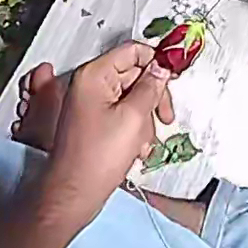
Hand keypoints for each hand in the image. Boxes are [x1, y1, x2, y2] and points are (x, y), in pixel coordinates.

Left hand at [35, 42, 175, 226]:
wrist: (74, 196)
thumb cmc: (98, 157)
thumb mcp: (134, 117)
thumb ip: (152, 86)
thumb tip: (163, 66)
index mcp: (94, 75)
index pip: (133, 51)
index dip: (156, 62)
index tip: (173, 79)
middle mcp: (90, 83)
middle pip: (135, 73)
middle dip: (153, 96)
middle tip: (165, 117)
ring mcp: (92, 102)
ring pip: (133, 94)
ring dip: (146, 116)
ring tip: (144, 141)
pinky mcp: (95, 119)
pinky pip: (124, 111)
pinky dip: (135, 126)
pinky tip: (136, 146)